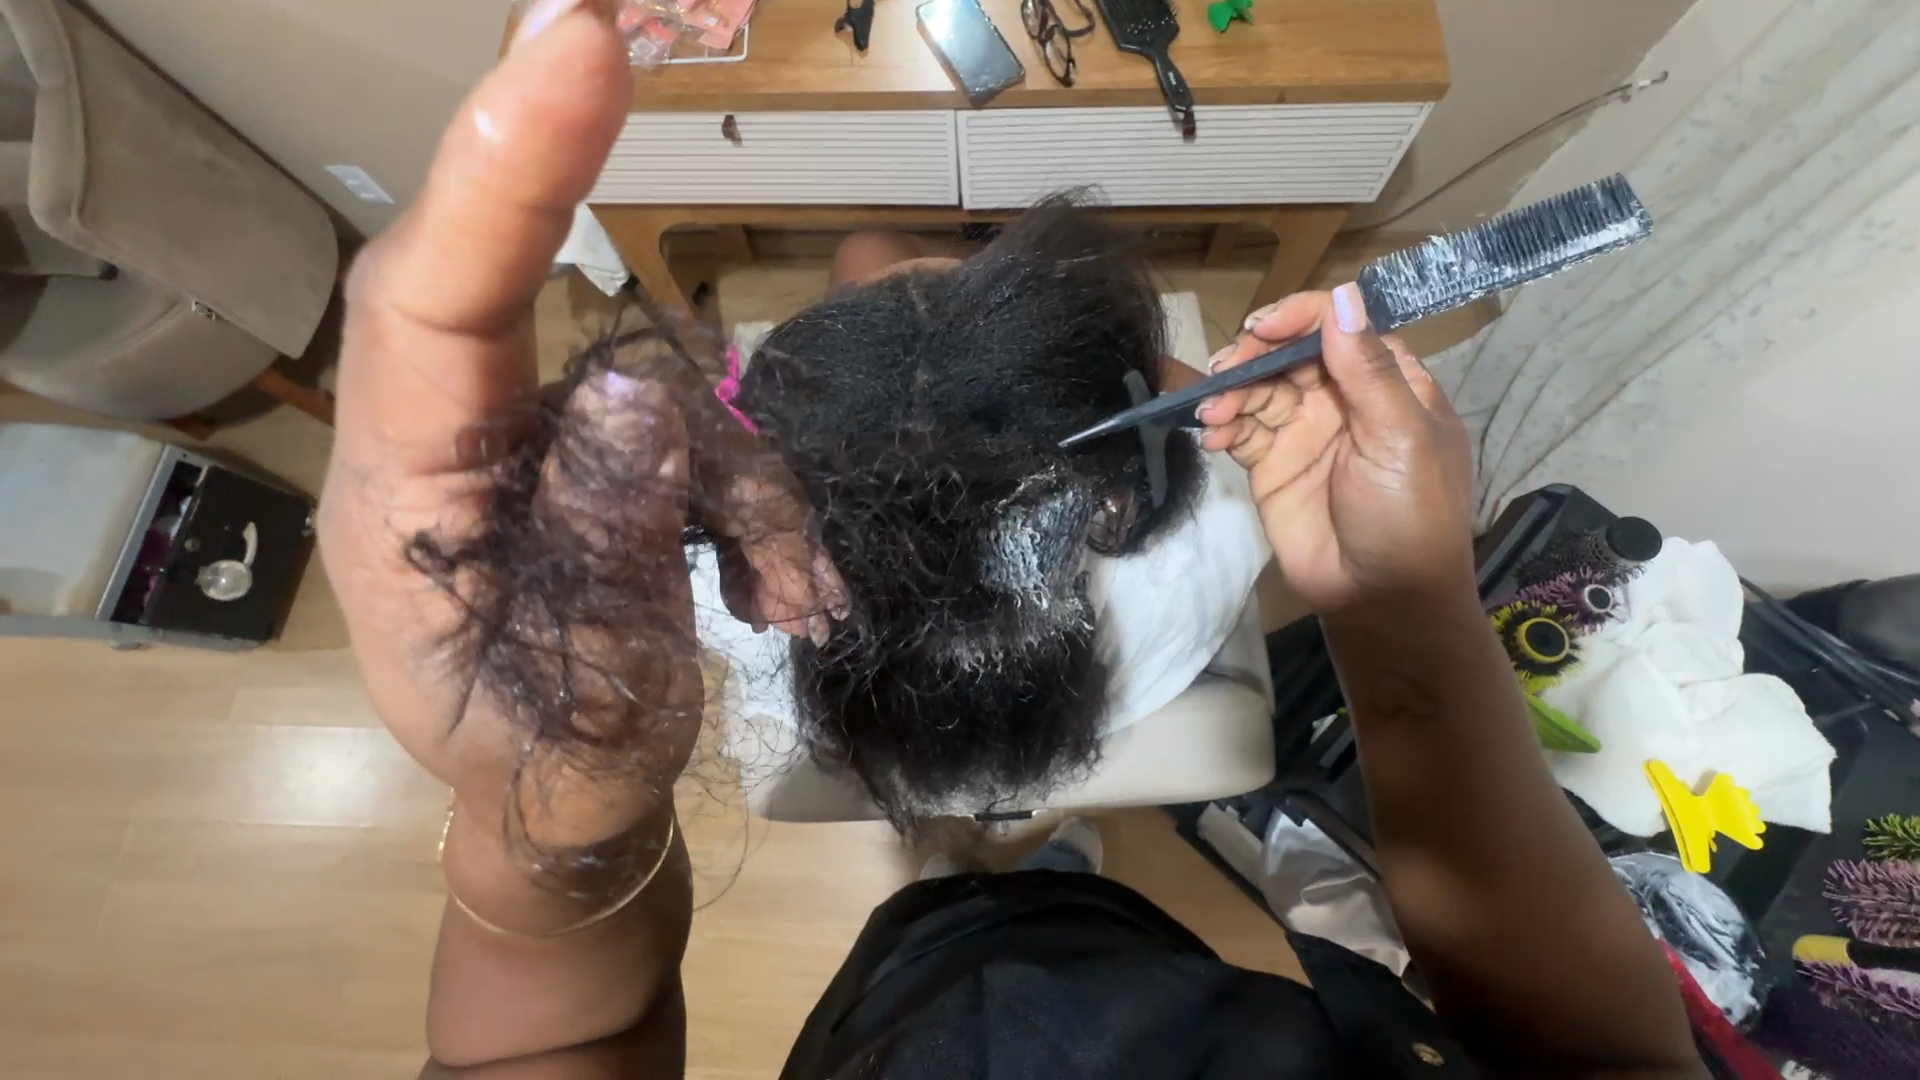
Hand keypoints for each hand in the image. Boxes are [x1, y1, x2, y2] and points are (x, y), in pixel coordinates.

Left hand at [318, 3, 838, 857]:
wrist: (572, 804)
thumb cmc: (551, 765)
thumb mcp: (586, 686)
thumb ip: (606, 544)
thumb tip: (642, 396)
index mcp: (406, 497)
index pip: (431, 305)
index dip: (502, 172)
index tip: (576, 47)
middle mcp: (471, 449)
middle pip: (570, 340)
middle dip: (651, 352)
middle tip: (697, 346)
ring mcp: (558, 456)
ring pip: (686, 417)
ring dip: (760, 512)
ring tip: (792, 609)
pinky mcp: (622, 473)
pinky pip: (716, 457)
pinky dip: (769, 522)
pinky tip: (786, 598)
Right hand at [1197, 285, 1474, 614]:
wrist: (1378, 594)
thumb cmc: (1409, 512)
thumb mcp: (1400, 437)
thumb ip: (1368, 370)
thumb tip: (1344, 298)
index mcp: (1385, 382)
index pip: (1339, 328)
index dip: (1300, 318)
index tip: (1262, 330)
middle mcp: (1340, 398)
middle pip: (1288, 355)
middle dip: (1252, 356)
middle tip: (1223, 372)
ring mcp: (1301, 431)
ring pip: (1257, 391)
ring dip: (1230, 394)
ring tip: (1213, 414)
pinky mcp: (1269, 464)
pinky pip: (1240, 431)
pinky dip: (1222, 428)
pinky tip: (1214, 436)